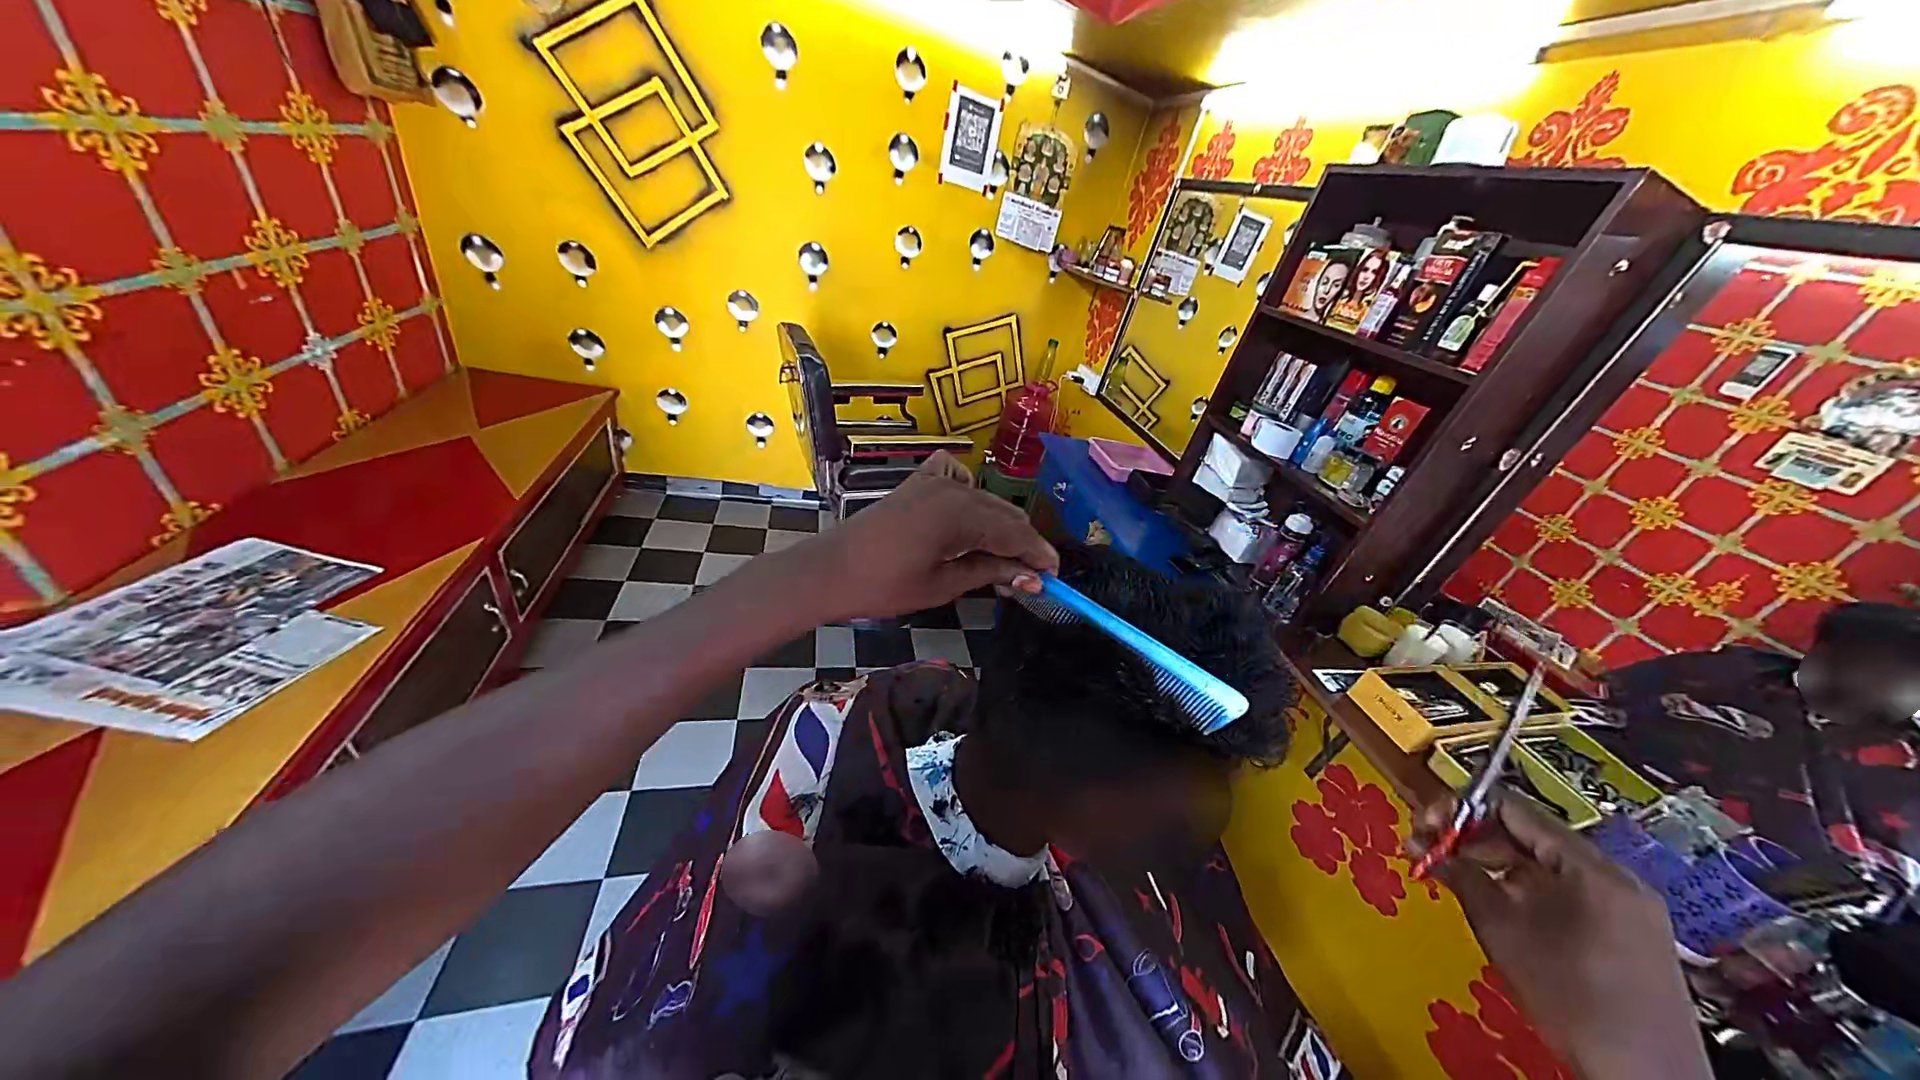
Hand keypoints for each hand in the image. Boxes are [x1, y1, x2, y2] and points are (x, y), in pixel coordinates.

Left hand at [787, 453, 1057, 621]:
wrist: (830, 571)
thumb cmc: (882, 586)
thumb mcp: (942, 585)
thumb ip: (990, 573)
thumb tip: (1031, 578)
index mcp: (959, 515)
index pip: (1015, 534)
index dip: (1038, 556)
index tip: (1054, 577)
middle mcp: (951, 489)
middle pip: (1005, 515)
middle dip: (1022, 546)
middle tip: (1029, 579)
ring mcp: (933, 482)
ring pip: (985, 500)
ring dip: (1000, 528)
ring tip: (1001, 562)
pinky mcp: (918, 483)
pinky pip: (958, 478)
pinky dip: (971, 494)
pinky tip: (968, 517)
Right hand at [1409, 796, 1710, 1079]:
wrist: (1646, 1079)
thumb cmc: (1570, 996)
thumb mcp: (1502, 928)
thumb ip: (1461, 875)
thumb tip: (1423, 845)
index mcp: (1591, 869)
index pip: (1514, 811)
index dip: (1461, 811)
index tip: (1424, 824)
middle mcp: (1615, 877)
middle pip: (1528, 834)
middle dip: (1472, 838)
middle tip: (1429, 849)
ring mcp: (1626, 905)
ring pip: (1543, 862)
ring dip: (1493, 862)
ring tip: (1451, 874)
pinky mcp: (1626, 931)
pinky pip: (1562, 889)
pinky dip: (1521, 886)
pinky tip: (1492, 899)